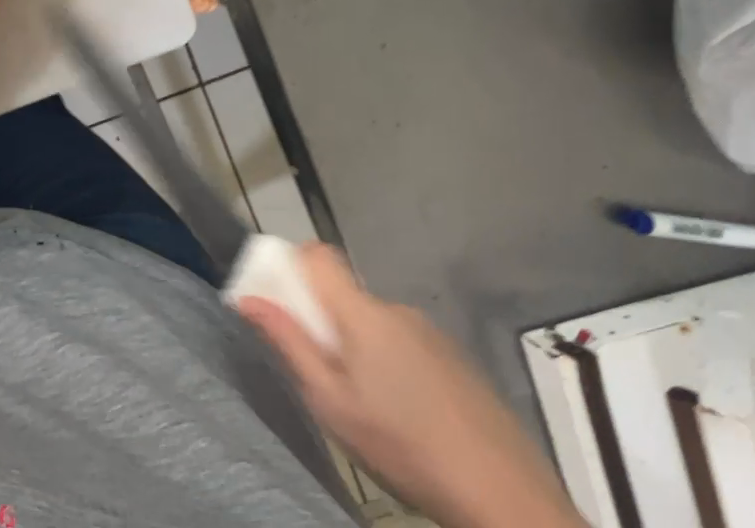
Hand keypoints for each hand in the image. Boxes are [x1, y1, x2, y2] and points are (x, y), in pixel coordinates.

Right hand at [236, 244, 584, 527]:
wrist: (507, 498)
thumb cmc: (402, 446)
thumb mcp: (330, 401)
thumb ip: (288, 342)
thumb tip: (247, 298)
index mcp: (363, 314)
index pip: (318, 255)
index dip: (291, 266)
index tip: (280, 303)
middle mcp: (399, 311)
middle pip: (343, 296)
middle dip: (322, 323)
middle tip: (320, 377)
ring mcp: (434, 336)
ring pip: (373, 324)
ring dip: (357, 348)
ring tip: (365, 405)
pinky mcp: (457, 362)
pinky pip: (403, 345)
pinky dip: (390, 365)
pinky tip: (403, 415)